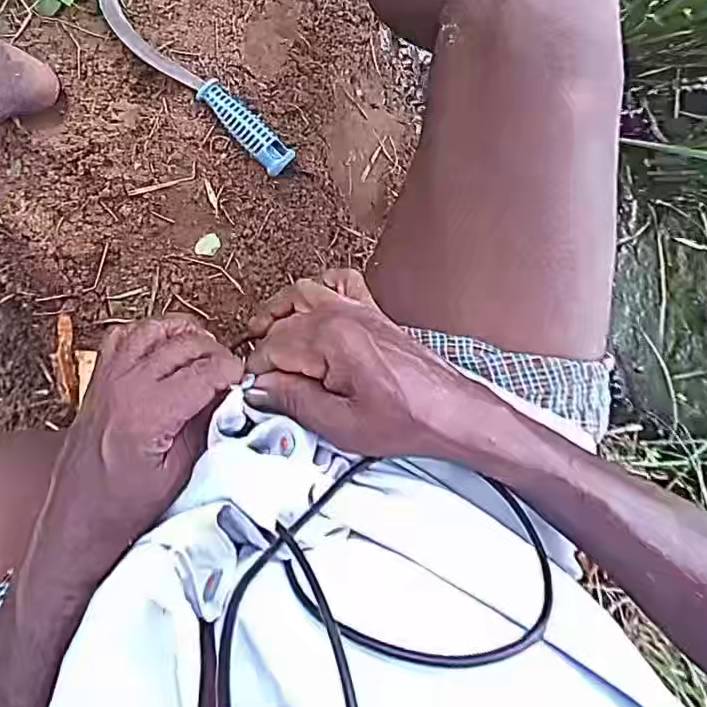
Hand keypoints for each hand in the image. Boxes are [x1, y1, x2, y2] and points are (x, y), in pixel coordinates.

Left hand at [37, 315, 243, 565]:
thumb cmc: (121, 506)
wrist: (76, 517)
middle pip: (183, 343)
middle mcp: (125, 385)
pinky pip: (126, 335)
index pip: (203, 371)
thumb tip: (227, 395)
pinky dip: (150, 334)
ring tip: (202, 353)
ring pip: (155, 328)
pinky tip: (165, 350)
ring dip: (184, 334)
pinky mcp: (100, 375)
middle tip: (229, 370)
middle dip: (215, 351)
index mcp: (148, 412)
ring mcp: (109, 375)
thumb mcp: (178, 473)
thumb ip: (204, 426)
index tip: (243, 377)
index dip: (231, 369)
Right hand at [244, 269, 504, 458]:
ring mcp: (355, 307)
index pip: (271, 348)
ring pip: (299, 293)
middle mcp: (339, 313)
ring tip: (263, 334)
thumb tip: (259, 387)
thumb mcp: (341, 425)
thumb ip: (293, 400)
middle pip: (281, 323)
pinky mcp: (369, 310)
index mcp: (329, 338)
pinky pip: (338, 281)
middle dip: (264, 350)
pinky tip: (309, 305)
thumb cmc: (406, 420)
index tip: (254, 392)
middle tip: (261, 381)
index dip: (257, 372)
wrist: (452, 412)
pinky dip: (319, 287)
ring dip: (278, 313)